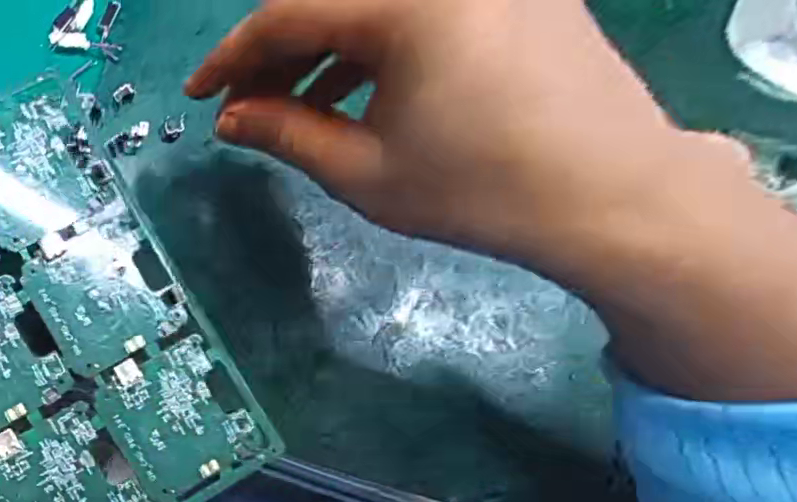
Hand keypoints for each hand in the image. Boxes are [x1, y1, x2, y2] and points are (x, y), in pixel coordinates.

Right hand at [187, 0, 796, 401]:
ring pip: (371, 4)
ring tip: (280, 110)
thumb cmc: (466, 187)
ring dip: (315, 50)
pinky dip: (364, 45)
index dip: (233, 55)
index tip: (197, 96)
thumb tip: (229, 117)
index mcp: (411, 2)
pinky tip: (340, 94)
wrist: (599, 189)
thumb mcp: (357, 168)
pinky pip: (414, 9)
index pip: (292, 11)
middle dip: (272, 53)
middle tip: (237, 109)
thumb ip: (284, 132)